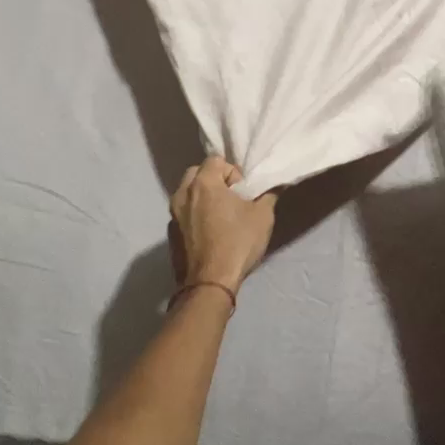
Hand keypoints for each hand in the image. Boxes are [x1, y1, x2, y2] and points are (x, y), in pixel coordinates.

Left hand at [169, 156, 276, 293]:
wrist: (209, 284)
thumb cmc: (237, 243)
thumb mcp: (263, 216)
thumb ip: (268, 194)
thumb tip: (275, 184)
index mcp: (203, 183)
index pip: (216, 160)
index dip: (233, 172)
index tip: (242, 192)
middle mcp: (182, 194)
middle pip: (197, 173)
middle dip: (214, 180)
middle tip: (231, 199)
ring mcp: (173, 215)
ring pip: (187, 194)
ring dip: (202, 197)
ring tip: (219, 216)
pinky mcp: (170, 235)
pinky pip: (183, 214)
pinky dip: (194, 216)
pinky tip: (209, 233)